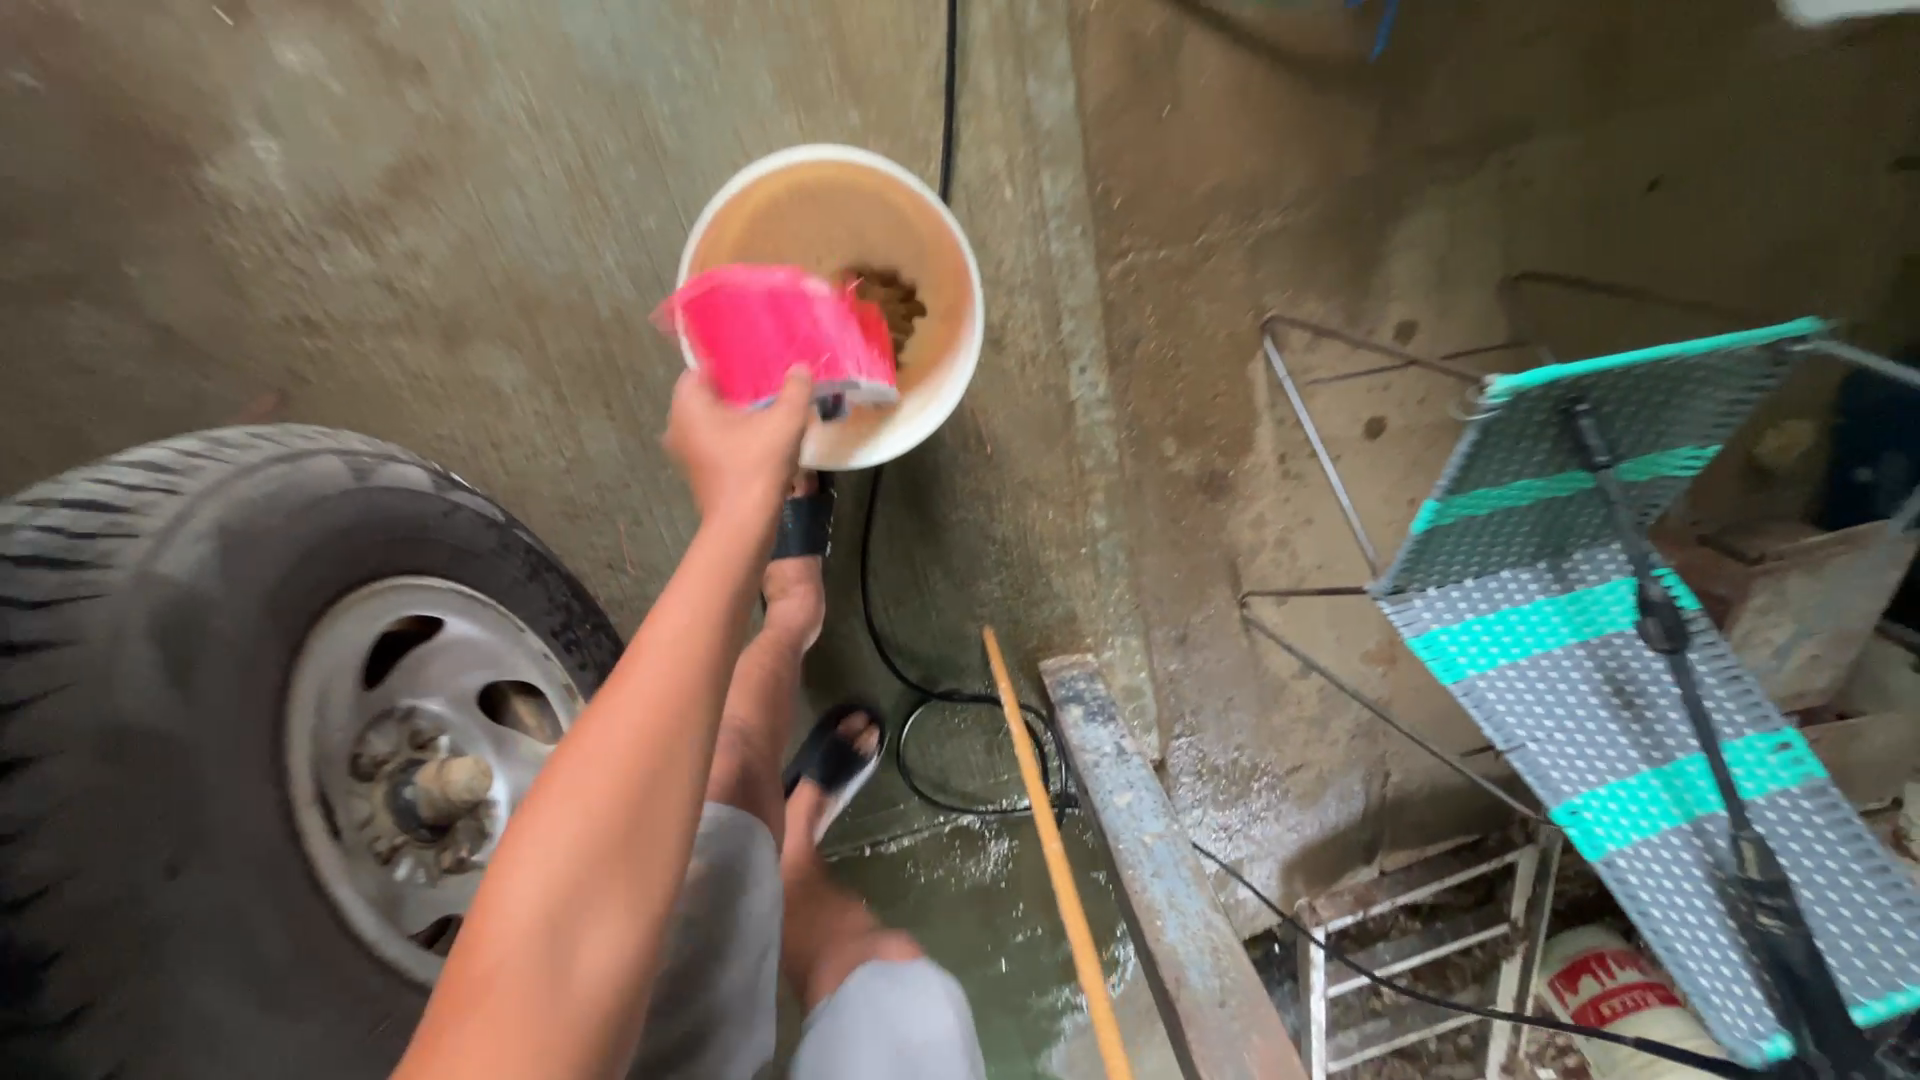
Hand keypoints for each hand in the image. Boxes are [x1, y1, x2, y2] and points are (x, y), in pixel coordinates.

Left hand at [664, 367, 813, 521]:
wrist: (744, 524)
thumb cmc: (757, 465)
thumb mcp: (786, 421)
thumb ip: (795, 389)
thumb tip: (800, 367)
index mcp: (688, 404)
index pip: (701, 369)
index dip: (730, 366)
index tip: (757, 367)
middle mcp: (676, 425)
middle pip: (707, 397)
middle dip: (735, 392)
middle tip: (767, 388)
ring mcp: (684, 452)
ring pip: (711, 423)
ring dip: (736, 418)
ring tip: (767, 414)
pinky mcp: (696, 473)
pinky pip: (714, 444)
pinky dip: (732, 440)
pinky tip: (760, 443)